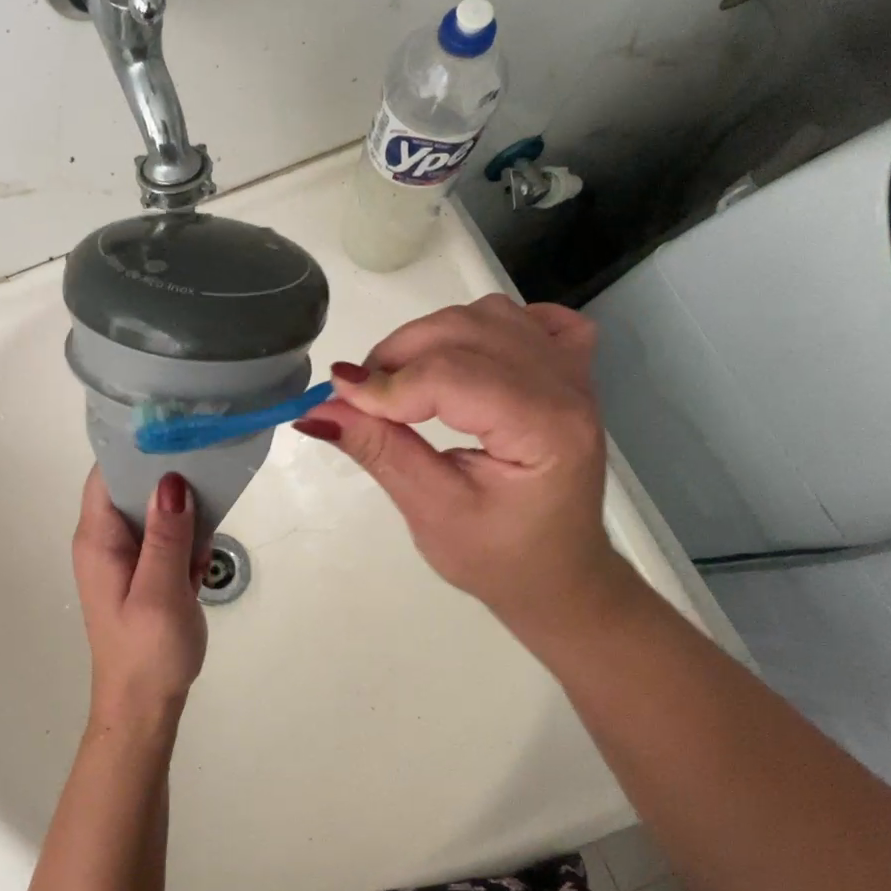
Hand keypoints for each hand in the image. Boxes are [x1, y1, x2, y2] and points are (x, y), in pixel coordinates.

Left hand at [71, 468, 208, 727]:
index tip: (174, 424)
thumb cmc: (146, 651)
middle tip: (208, 451)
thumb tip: (170, 479)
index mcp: (98, 538)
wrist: (145, 707)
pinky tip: (207, 543)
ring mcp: (129, 557)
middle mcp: (108, 540)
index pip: (107, 473)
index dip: (135, 447)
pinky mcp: (148, 573)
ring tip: (214, 486)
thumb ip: (166, 535)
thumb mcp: (159, 591)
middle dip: (169, 473)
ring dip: (184, 509)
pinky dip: (188, 538)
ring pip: (157, 511)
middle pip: (135, 487)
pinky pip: (168, 538)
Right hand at [294, 294, 625, 618]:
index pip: (454, 376)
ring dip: (431, 337)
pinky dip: (484, 326)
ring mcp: (573, 371)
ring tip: (400, 383)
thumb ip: (380, 451)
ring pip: (488, 315)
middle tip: (360, 397)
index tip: (334, 401)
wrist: (558, 575)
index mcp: (546, 429)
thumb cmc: (499, 558)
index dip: (387, 384)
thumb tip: (317, 410)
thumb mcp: (431, 512)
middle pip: (467, 330)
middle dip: (399, 354)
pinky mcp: (568, 369)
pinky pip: (528, 319)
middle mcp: (567, 387)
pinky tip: (461, 359)